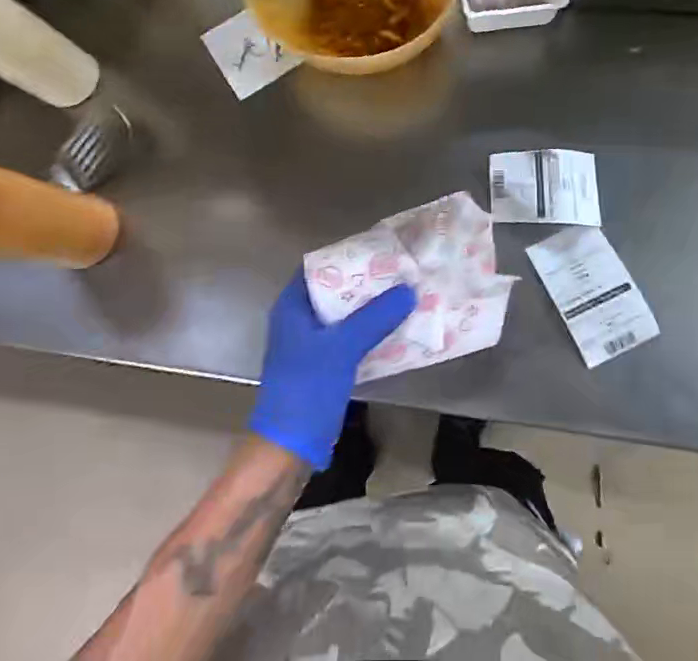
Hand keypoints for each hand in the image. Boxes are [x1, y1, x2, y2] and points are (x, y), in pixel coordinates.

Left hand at [248, 271, 414, 469]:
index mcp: (292, 306)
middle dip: (366, 284)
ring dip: (370, 310)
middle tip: (400, 274)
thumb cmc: (307, 387)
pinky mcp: (322, 367)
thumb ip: (375, 316)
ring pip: (344, 318)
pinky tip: (395, 332)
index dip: (347, 256)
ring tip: (403, 298)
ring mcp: (309, 345)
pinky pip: (349, 340)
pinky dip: (369, 334)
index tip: (380, 251)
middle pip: (334, 291)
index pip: (318, 267)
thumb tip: (409, 289)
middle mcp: (298, 320)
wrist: (289, 447)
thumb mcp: (343, 347)